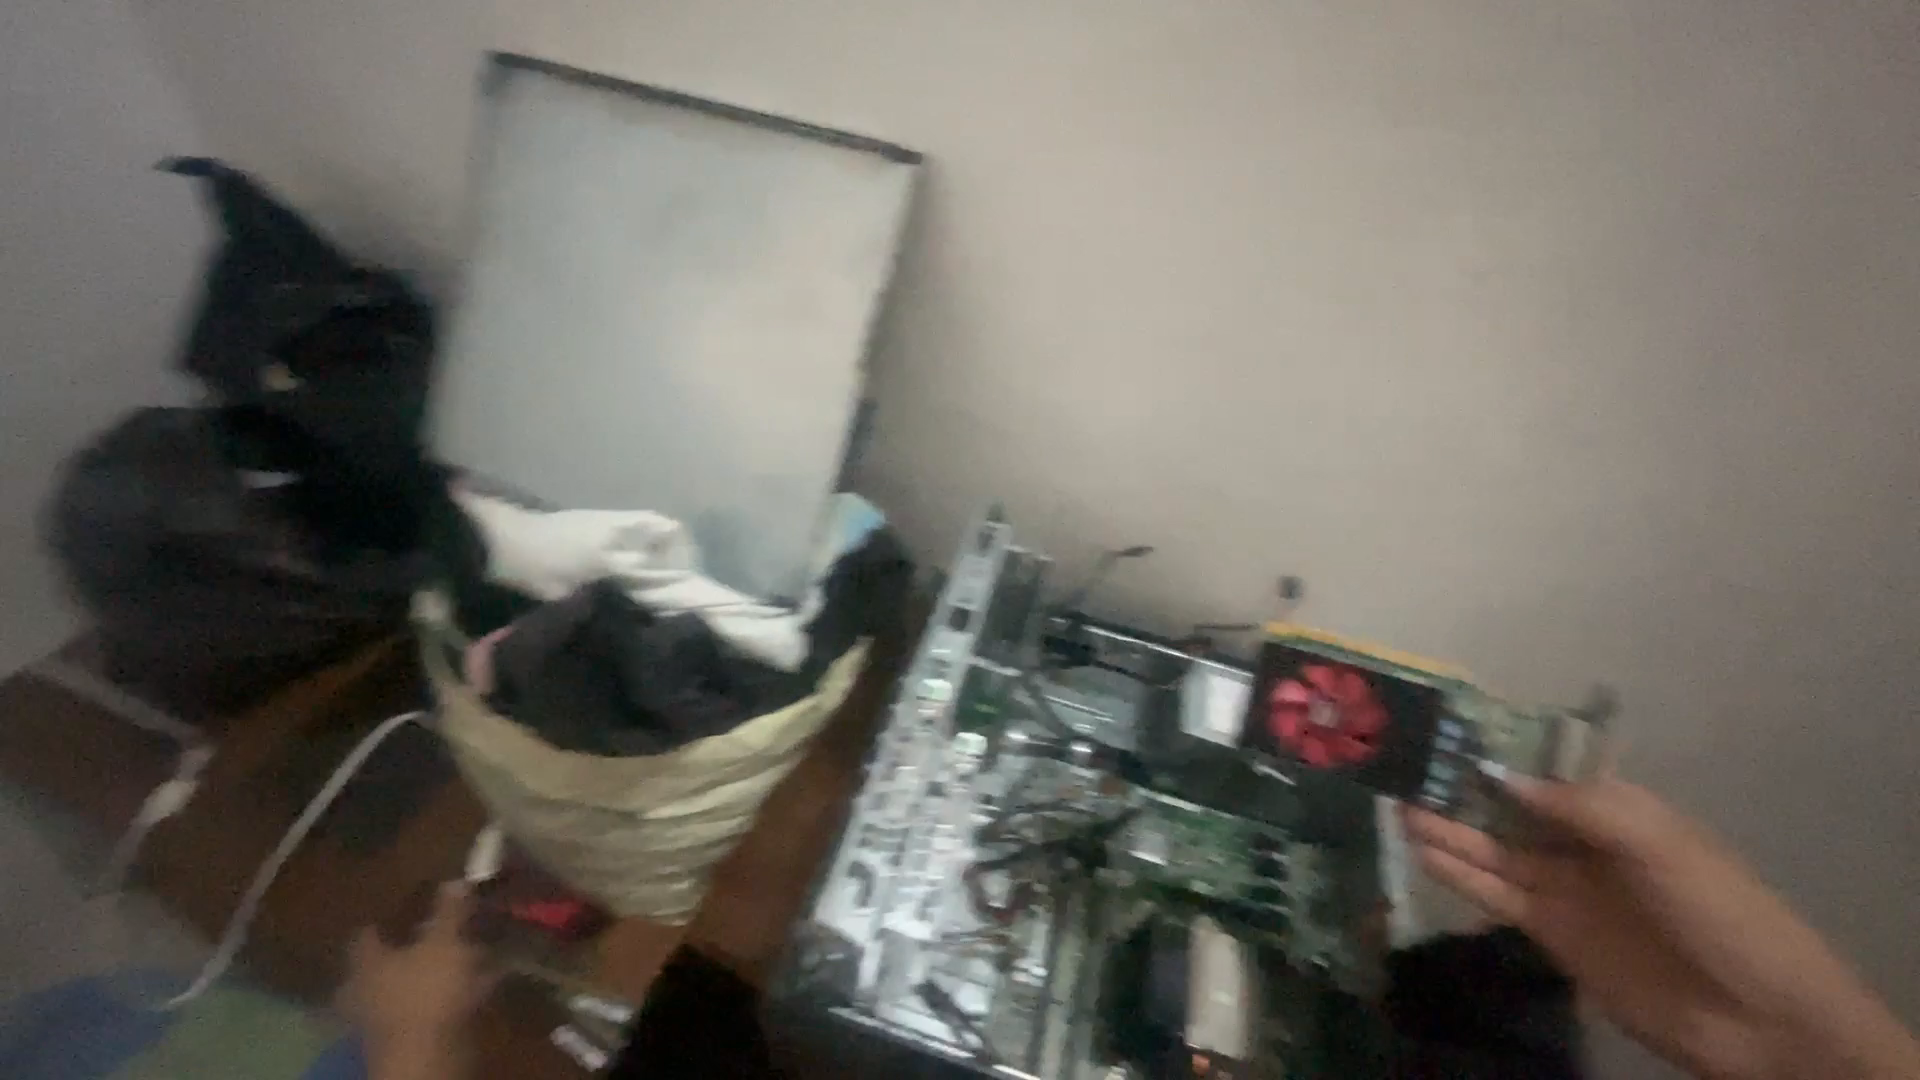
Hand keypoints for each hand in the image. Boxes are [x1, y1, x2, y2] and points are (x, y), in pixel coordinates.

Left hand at [339, 882, 495, 1079]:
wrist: (428, 1054)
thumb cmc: (427, 990)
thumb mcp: (445, 941)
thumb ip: (449, 911)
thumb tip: (454, 879)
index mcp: (367, 964)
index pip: (365, 936)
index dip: (383, 920)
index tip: (402, 905)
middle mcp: (367, 990)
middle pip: (383, 964)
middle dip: (406, 949)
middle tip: (431, 932)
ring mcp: (385, 1016)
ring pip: (409, 984)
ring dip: (432, 971)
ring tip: (465, 952)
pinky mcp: (409, 1033)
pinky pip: (430, 1002)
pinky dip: (449, 991)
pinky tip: (476, 981)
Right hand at [1401, 774, 1919, 1079]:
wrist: (1760, 1022)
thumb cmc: (1719, 912)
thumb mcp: (1659, 844)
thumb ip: (1577, 805)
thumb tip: (1495, 773)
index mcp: (1613, 810)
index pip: (1543, 769)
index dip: (1496, 750)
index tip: (1445, 731)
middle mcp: (1578, 840)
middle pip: (1506, 806)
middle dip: (1457, 788)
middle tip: (1403, 769)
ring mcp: (1559, 884)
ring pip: (1489, 847)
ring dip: (1446, 827)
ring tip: (1397, 806)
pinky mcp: (1544, 926)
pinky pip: (1491, 892)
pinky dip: (1455, 872)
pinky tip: (1420, 852)